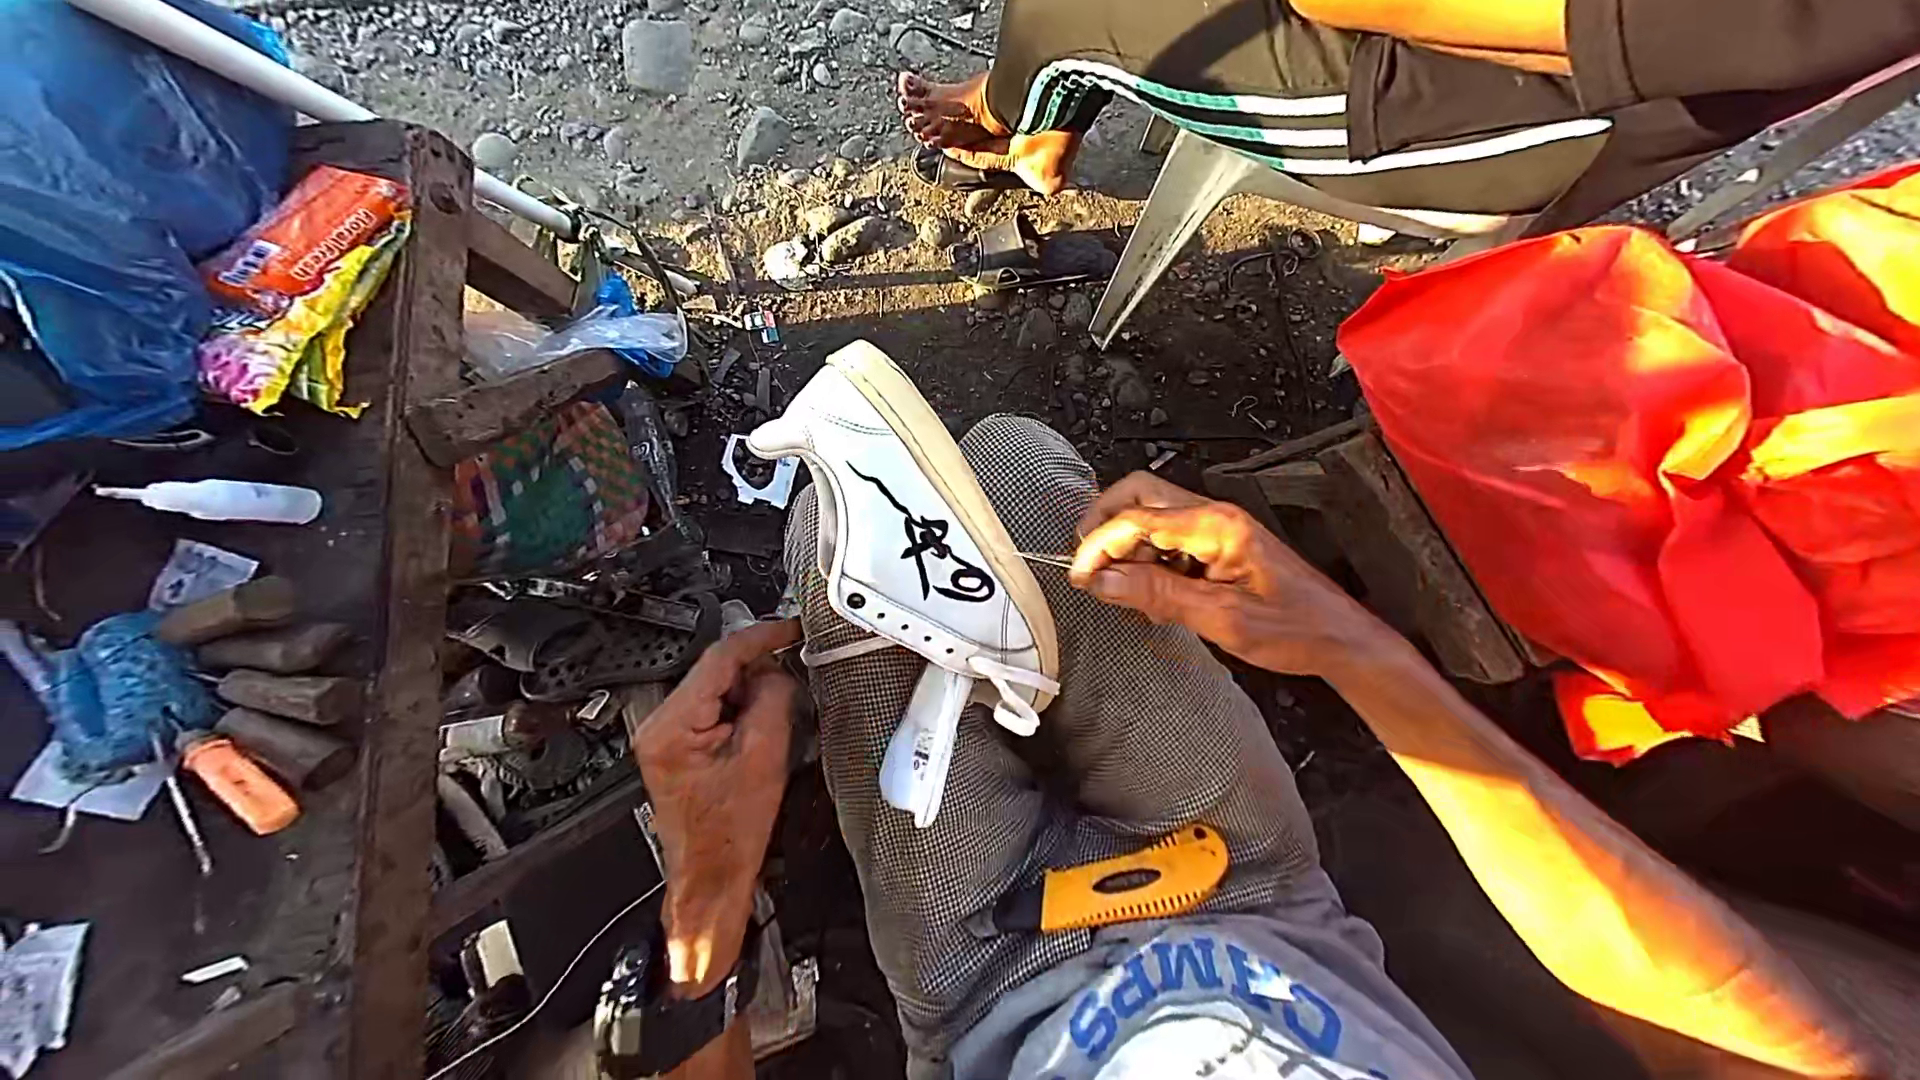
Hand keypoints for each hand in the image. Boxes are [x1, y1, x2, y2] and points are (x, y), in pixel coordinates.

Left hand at [630, 618, 800, 996]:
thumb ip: (773, 696)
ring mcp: (667, 732)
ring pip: (722, 687)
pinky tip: (758, 734)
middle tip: (790, 688)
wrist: (714, 874)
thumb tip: (776, 668)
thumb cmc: (731, 832)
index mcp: (673, 725)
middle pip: (719, 670)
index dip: (761, 637)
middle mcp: (660, 724)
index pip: (720, 658)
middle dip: (759, 674)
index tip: (789, 629)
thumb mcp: (765, 754)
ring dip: (754, 695)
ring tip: (771, 728)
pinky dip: (745, 710)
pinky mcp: (679, 741)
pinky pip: (719, 706)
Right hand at [1068, 472, 1397, 677]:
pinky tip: (1149, 592)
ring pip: (1147, 514)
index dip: (1099, 546)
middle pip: (1138, 495)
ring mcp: (1214, 527)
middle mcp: (1214, 517)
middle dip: (1103, 525)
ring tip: (1124, 590)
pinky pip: (1164, 537)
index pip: (1137, 519)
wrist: (1339, 638)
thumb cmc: (1296, 628)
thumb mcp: (1221, 618)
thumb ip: (1157, 594)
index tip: (1081, 575)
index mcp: (1217, 527)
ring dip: (1124, 546)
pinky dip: (1144, 558)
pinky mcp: (1214, 542)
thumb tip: (1105, 580)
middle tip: (1088, 565)